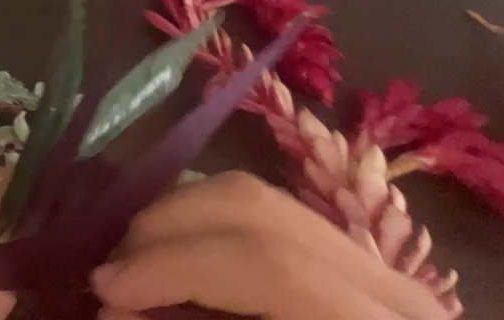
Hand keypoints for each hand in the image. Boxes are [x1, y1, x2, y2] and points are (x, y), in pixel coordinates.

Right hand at [92, 172, 449, 319]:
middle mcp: (399, 294)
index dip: (174, 266)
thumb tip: (113, 305)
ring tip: (138, 263)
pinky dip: (206, 225)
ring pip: (256, 197)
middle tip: (113, 272)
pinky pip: (268, 215)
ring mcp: (385, 271)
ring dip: (177, 218)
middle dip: (164, 229)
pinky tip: (178, 260)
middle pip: (255, 208)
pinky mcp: (362, 267)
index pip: (269, 265)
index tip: (104, 290)